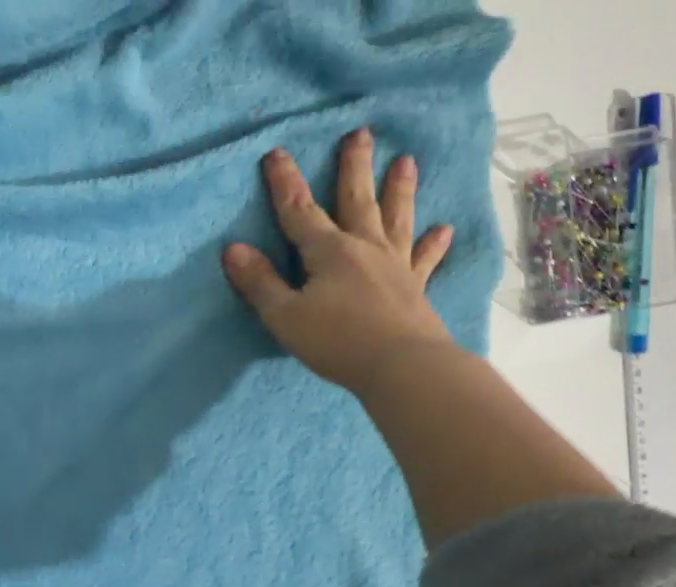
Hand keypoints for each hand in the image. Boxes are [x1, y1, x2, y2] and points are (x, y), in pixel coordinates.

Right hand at [222, 128, 457, 394]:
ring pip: (395, 218)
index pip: (299, 211)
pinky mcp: (414, 286)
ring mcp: (394, 264)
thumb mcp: (284, 316)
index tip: (277, 153)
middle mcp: (364, 247)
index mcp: (328, 252)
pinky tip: (442, 230)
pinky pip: (424, 258)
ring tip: (406, 161)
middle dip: (354, 167)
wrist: (401, 364)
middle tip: (361, 133)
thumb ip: (260, 282)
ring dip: (399, 189)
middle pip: (356, 199)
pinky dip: (432, 244)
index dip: (285, 183)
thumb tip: (233, 248)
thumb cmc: (336, 341)